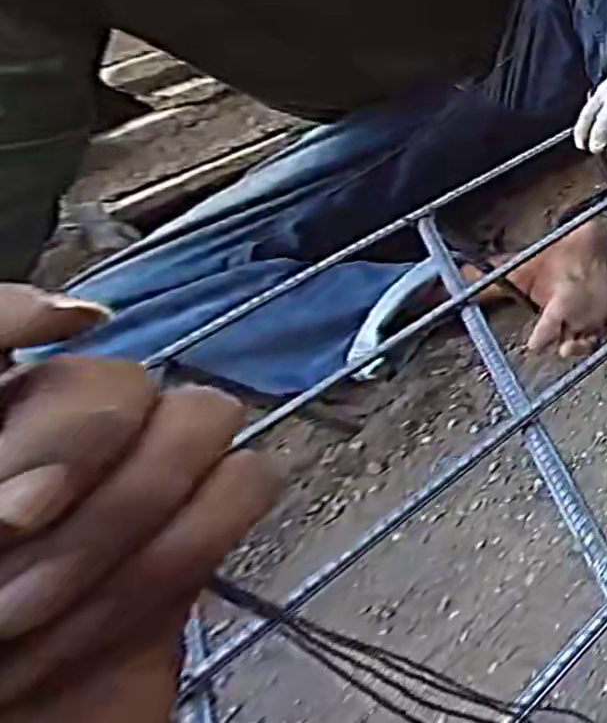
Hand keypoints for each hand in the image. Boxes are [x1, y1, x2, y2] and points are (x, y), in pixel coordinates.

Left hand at [0, 285, 282, 711]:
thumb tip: (56, 361)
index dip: (21, 312)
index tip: (60, 326)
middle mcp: (51, 453)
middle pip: (112, 376)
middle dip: (69, 444)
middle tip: (5, 532)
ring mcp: (141, 490)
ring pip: (204, 420)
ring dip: (119, 520)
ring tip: (19, 619)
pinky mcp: (202, 533)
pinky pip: (249, 486)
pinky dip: (177, 555)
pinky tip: (91, 627)